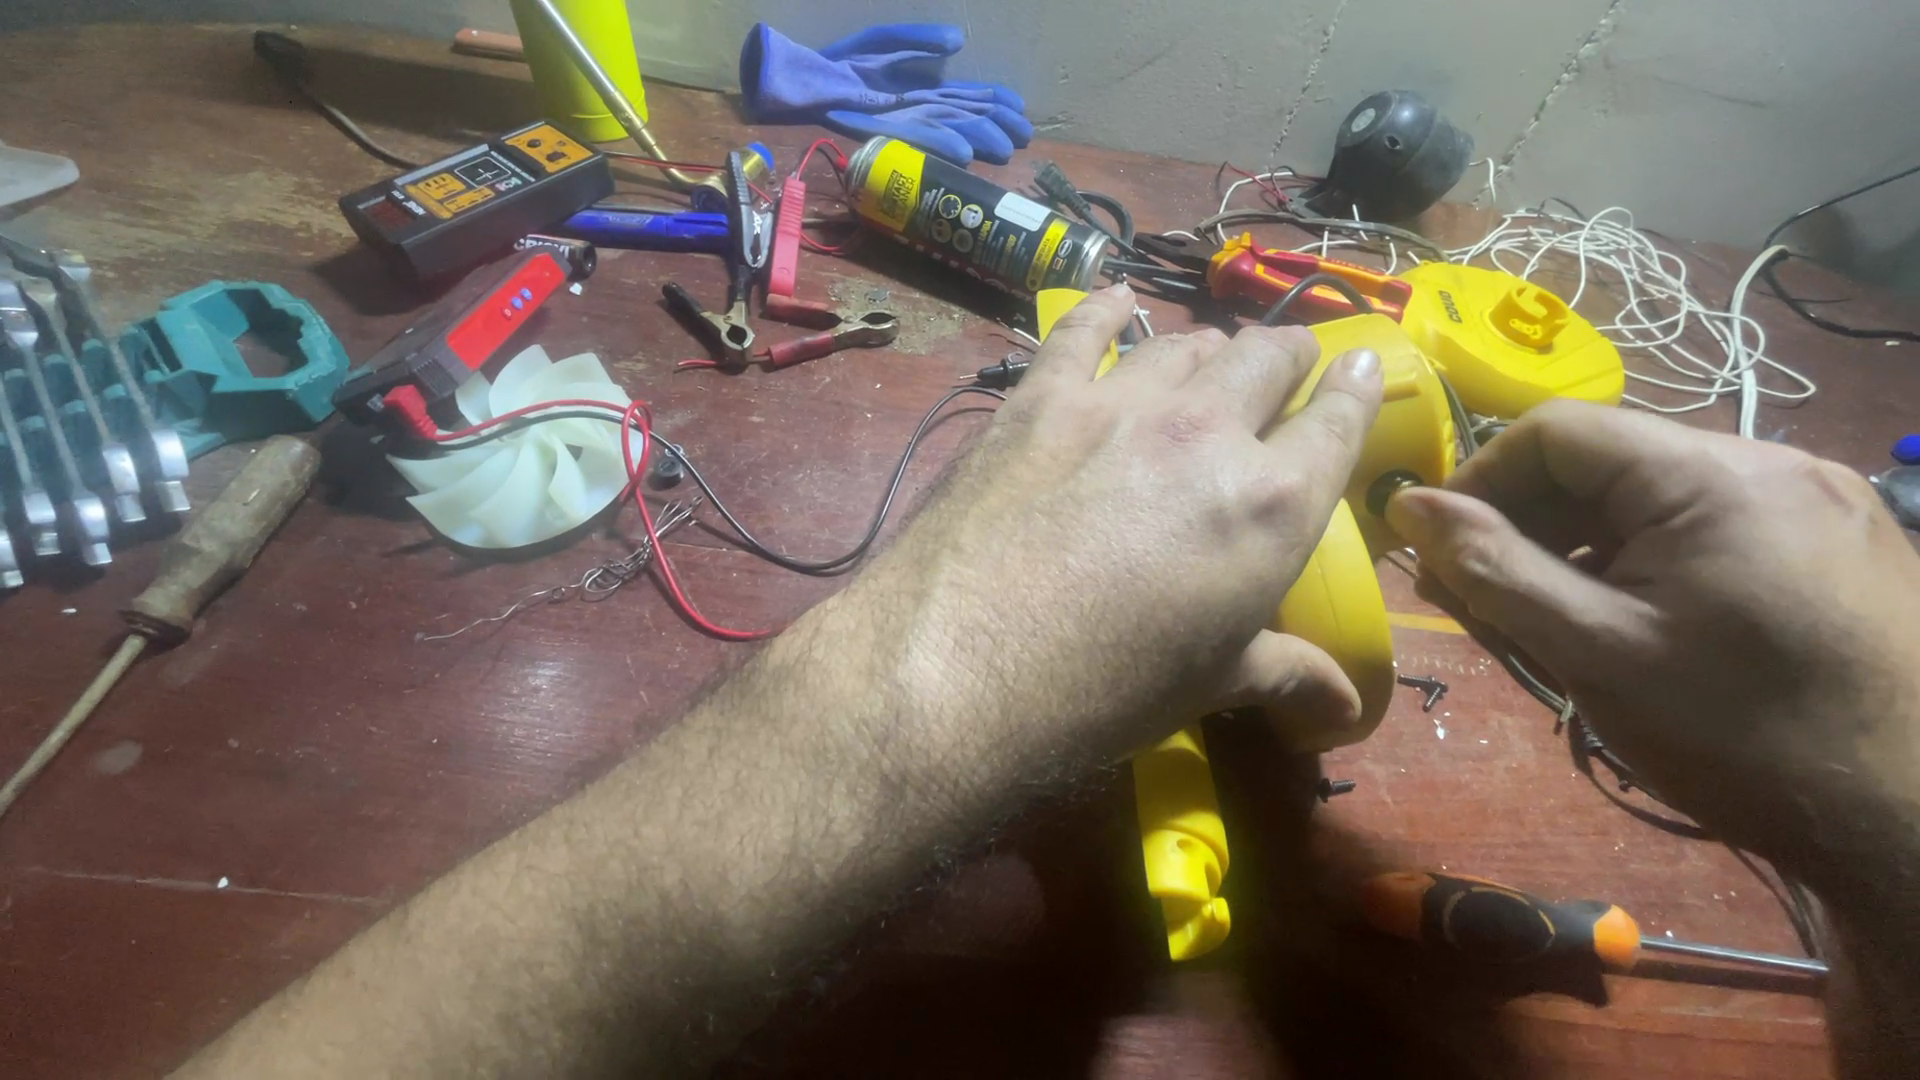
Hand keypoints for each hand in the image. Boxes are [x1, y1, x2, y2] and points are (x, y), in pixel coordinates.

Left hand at [829, 284, 1383, 784]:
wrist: (960, 664)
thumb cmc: (1103, 688)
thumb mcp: (1208, 685)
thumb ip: (1285, 672)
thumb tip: (1348, 708)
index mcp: (1273, 501)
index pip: (1340, 420)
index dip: (1359, 390)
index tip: (1363, 370)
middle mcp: (1207, 430)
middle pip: (1266, 357)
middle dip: (1286, 359)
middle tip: (1279, 372)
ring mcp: (1118, 402)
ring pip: (1184, 342)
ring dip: (1205, 348)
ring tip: (1203, 362)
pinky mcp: (1039, 397)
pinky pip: (1083, 327)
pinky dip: (1105, 308)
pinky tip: (1115, 299)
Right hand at [1385, 401, 1919, 878]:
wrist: (1914, 830)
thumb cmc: (1738, 736)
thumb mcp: (1589, 648)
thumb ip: (1489, 566)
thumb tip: (1406, 504)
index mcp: (1714, 479)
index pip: (1555, 432)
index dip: (1479, 479)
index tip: (1443, 548)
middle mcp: (1770, 466)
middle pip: (1596, 462)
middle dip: (1519, 522)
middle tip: (1479, 596)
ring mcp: (1807, 502)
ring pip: (1636, 496)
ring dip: (1566, 546)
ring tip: (1539, 616)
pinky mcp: (1822, 542)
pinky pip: (1687, 526)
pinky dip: (1625, 561)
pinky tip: (1613, 618)